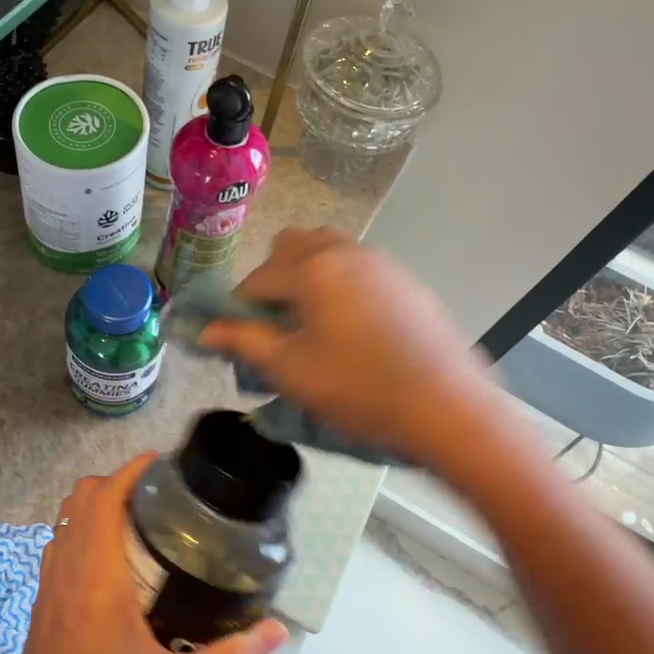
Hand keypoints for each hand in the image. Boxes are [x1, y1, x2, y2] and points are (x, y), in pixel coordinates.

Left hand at [0, 453, 287, 653]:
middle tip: (160, 495)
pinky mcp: (40, 611)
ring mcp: (47, 591)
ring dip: (96, 507)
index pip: (105, 497)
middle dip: (117, 483)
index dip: (132, 469)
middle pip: (80, 499)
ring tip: (140, 521)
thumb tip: (277, 631)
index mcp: (96, 580)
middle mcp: (66, 574)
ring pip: (65, 522)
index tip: (164, 462)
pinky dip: (82, 535)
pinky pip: (58, 549)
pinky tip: (113, 566)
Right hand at [199, 227, 505, 463]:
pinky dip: (342, 286)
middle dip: (275, 278)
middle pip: (293, 246)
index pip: (256, 279)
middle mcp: (344, 252)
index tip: (241, 341)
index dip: (239, 309)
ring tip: (314, 327)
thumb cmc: (359, 388)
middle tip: (279, 325)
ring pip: (329, 252)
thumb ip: (245, 342)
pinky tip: (354, 332)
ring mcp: (381, 263)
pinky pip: (359, 269)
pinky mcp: (407, 282)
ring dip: (309, 277)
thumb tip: (206, 329)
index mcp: (311, 268)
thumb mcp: (292, 370)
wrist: (447, 407)